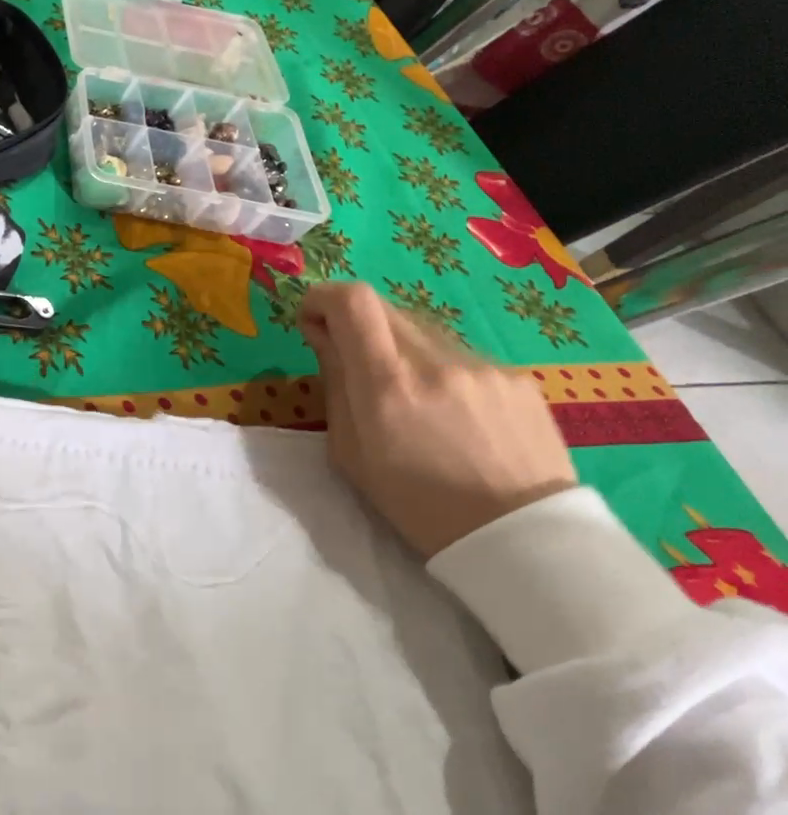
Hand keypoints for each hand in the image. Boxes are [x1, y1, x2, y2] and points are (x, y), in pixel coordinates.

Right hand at [300, 282, 576, 557]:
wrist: (520, 536)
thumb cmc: (415, 502)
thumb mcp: (349, 450)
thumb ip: (335, 383)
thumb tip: (325, 336)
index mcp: (386, 383)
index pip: (352, 300)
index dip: (323, 297)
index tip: (314, 321)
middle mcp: (435, 361)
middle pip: (384, 308)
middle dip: (358, 325)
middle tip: (354, 361)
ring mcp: (482, 366)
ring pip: (424, 332)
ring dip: (401, 349)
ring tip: (412, 399)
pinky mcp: (517, 377)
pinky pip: (462, 357)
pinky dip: (443, 372)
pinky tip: (456, 415)